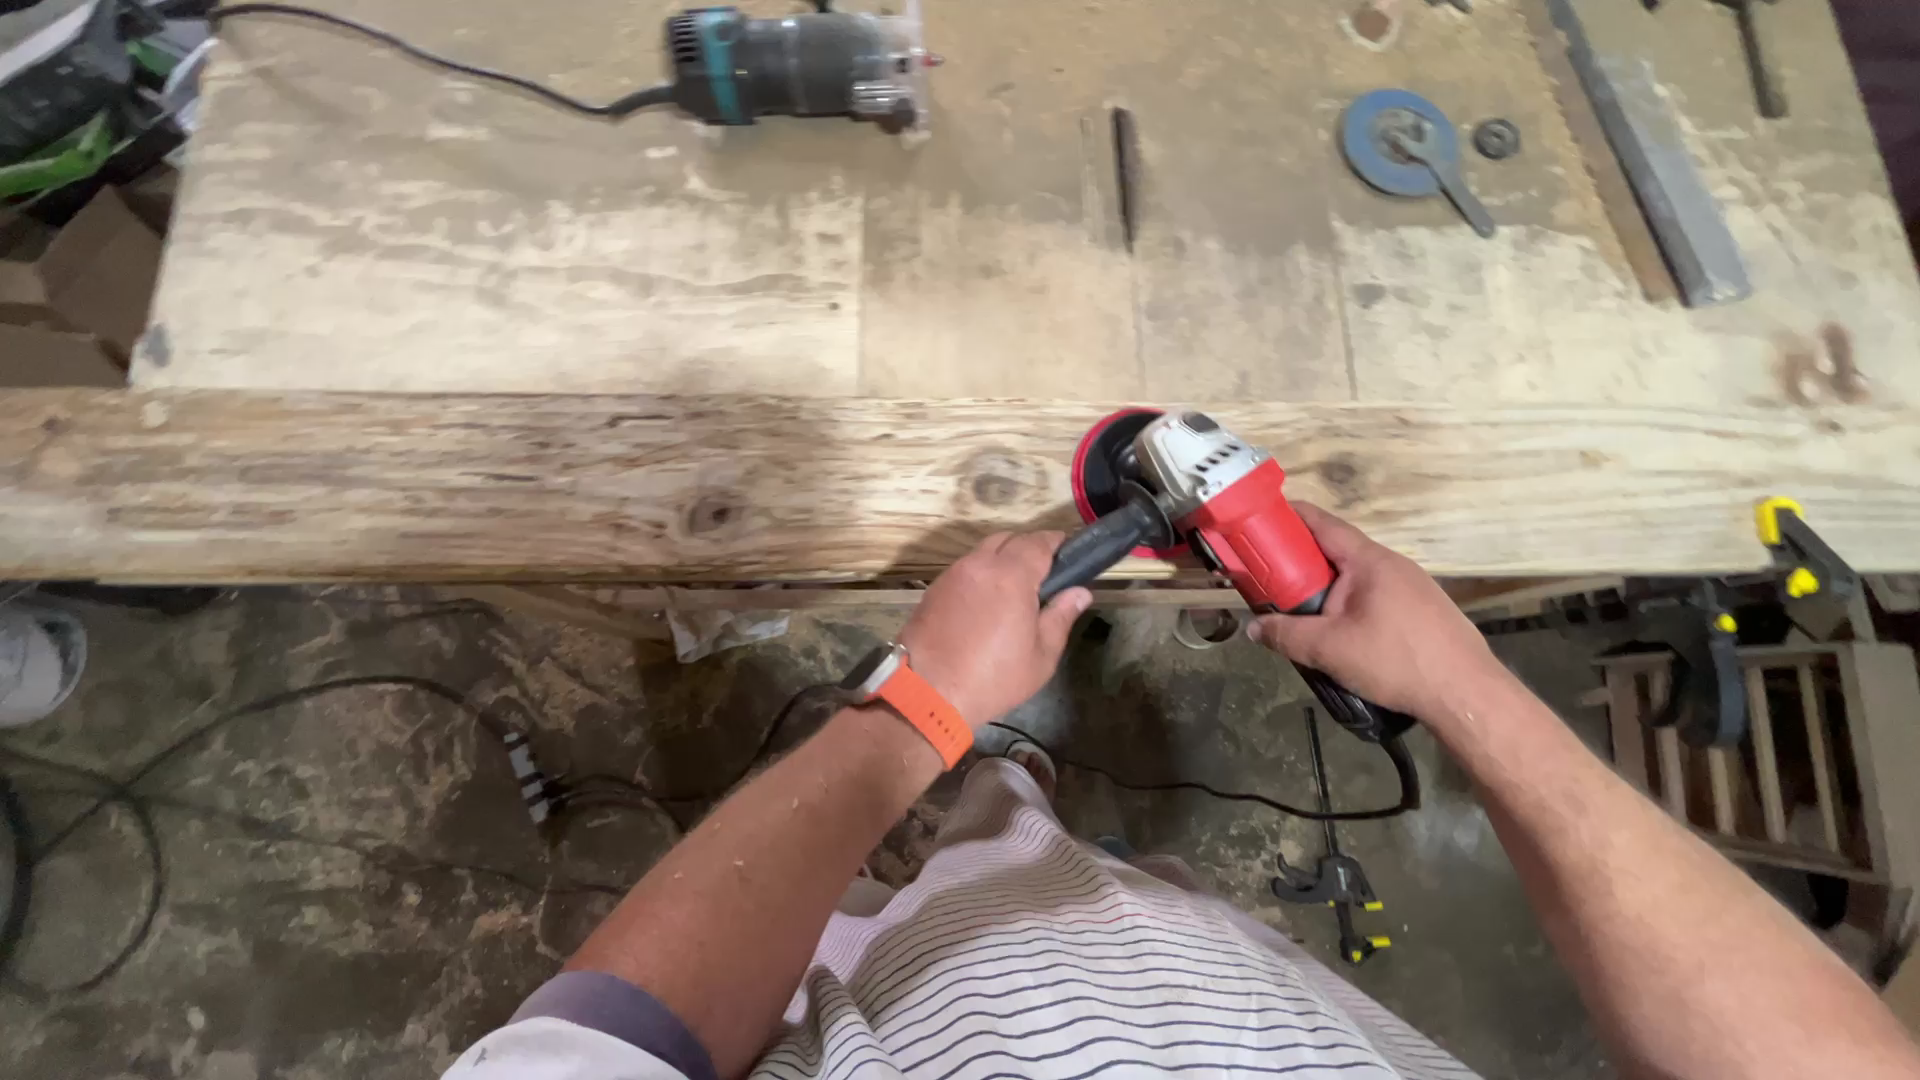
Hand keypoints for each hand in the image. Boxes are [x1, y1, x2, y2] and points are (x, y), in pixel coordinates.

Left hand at [898, 532, 1091, 728]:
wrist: (926, 693)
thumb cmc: (992, 679)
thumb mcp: (1041, 656)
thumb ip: (1061, 616)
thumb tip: (1080, 592)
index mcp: (1011, 576)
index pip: (1038, 542)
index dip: (1055, 542)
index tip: (1066, 551)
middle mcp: (979, 565)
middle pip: (1008, 539)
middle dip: (1028, 547)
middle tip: (1043, 574)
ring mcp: (952, 574)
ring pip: (983, 551)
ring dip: (1001, 559)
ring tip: (1013, 589)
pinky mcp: (934, 589)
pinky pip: (964, 569)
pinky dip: (980, 574)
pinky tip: (985, 602)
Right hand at [1246, 504, 1507, 724]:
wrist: (1467, 696)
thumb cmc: (1397, 660)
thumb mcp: (1329, 649)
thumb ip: (1284, 634)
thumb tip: (1253, 628)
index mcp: (1369, 561)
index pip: (1322, 523)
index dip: (1288, 517)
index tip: (1258, 522)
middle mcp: (1392, 565)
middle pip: (1334, 551)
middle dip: (1298, 561)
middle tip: (1267, 578)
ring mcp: (1410, 587)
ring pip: (1353, 577)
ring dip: (1322, 587)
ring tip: (1298, 611)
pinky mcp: (1420, 610)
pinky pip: (1371, 595)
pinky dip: (1345, 603)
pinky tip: (1337, 632)